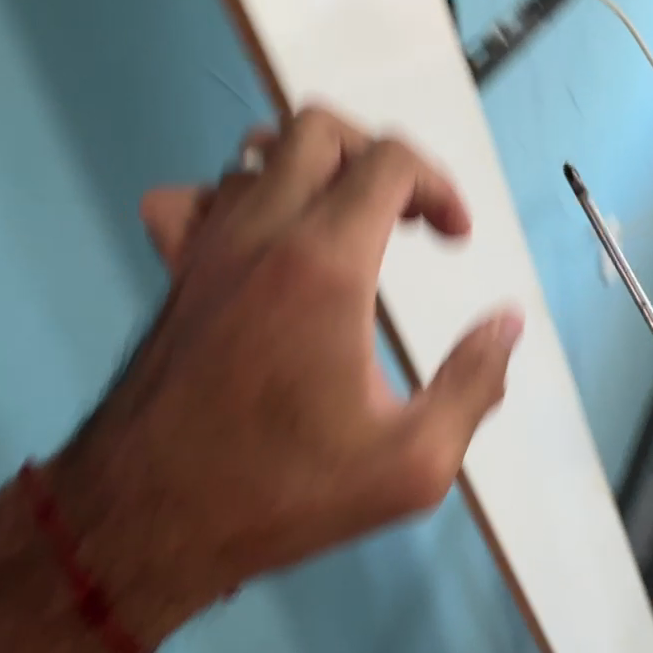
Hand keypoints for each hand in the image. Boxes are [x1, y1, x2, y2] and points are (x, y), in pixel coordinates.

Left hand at [50, 106, 523, 648]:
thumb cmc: (282, 491)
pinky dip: (237, 198)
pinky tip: (261, 245)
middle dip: (377, 157)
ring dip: (315, 175)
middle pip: (320, 129)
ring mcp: (208, 244)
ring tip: (345, 230)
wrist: (145, 523)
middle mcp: (262, 231)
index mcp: (326, 264)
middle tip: (403, 217)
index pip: (389, 161)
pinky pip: (198, 197)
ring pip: (261, 157)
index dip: (440, 186)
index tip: (455, 240)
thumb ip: (475, 383)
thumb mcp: (411, 463)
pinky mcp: (175, 269)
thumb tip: (507, 322)